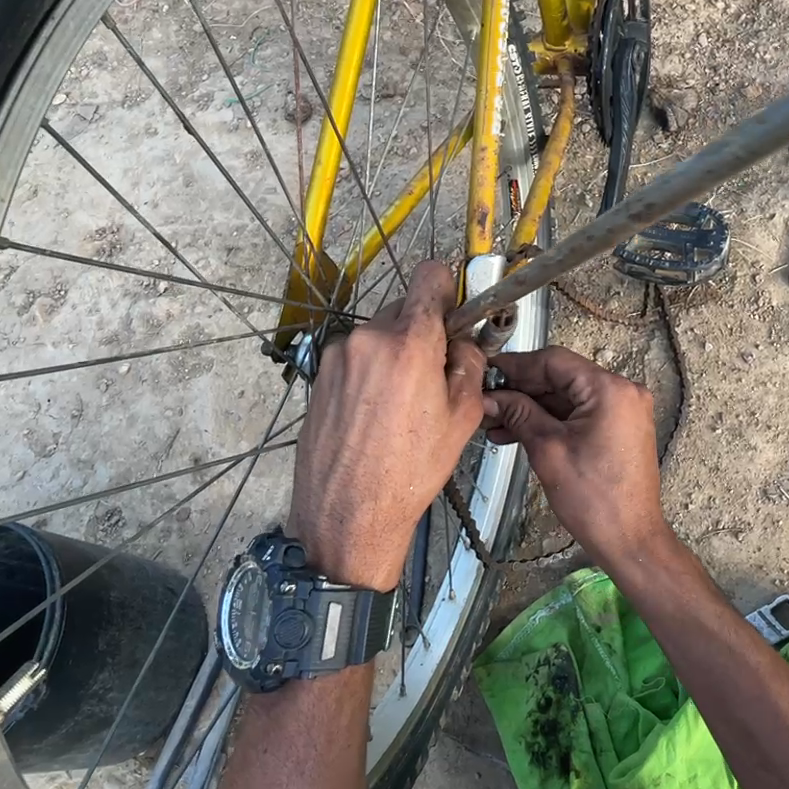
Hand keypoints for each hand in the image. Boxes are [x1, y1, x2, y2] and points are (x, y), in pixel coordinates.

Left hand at [289, 261, 483, 590]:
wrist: (348, 512)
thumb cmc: (409, 470)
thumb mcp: (464, 415)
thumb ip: (470, 362)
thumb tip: (463, 341)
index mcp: (410, 341)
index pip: (430, 276)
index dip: (446, 289)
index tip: (453, 310)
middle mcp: (369, 337)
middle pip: (405, 310)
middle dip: (422, 334)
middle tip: (432, 376)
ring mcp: (338, 355)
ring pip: (379, 336)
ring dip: (394, 355)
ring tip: (400, 405)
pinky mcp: (319, 375)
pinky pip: (356, 358)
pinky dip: (370, 373)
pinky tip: (376, 414)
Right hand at [480, 347, 669, 566]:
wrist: (630, 540)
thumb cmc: (593, 498)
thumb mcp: (547, 450)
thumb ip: (518, 414)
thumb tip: (489, 397)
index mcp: (609, 389)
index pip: (554, 361)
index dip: (516, 366)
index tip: (486, 372)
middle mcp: (622, 391)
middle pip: (561, 377)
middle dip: (521, 390)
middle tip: (486, 402)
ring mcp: (624, 410)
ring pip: (568, 397)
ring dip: (532, 408)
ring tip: (495, 424)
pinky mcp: (620, 428)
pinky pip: (579, 413)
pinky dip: (551, 421)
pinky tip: (518, 433)